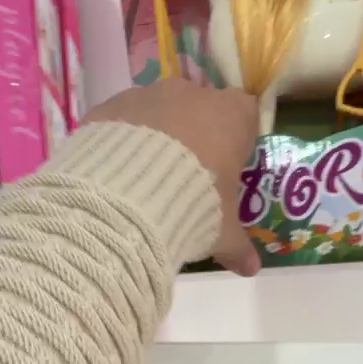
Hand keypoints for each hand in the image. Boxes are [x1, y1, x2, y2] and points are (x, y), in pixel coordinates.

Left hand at [85, 79, 262, 274]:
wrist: (129, 195)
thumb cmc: (196, 204)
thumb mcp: (223, 233)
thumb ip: (239, 248)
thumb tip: (251, 270)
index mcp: (231, 117)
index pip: (246, 115)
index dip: (240, 139)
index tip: (231, 166)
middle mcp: (191, 95)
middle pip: (201, 109)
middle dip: (197, 137)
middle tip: (190, 179)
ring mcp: (147, 94)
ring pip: (160, 111)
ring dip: (159, 137)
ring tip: (150, 180)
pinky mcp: (111, 104)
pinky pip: (124, 120)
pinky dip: (125, 141)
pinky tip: (121, 174)